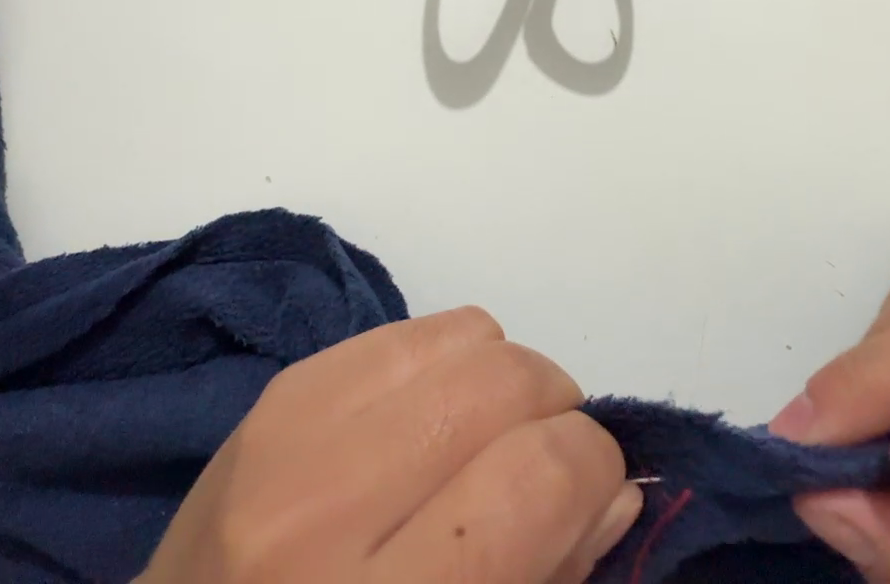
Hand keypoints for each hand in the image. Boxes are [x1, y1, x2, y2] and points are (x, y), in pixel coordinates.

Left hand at [136, 307, 642, 583]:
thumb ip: (551, 575)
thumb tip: (612, 485)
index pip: (536, 477)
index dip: (593, 470)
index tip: (590, 490)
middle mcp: (325, 511)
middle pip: (502, 382)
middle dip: (556, 410)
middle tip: (541, 458)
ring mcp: (289, 434)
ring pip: (463, 335)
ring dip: (503, 376)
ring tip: (483, 434)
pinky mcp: (277, 390)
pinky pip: (408, 330)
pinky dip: (446, 360)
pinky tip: (427, 416)